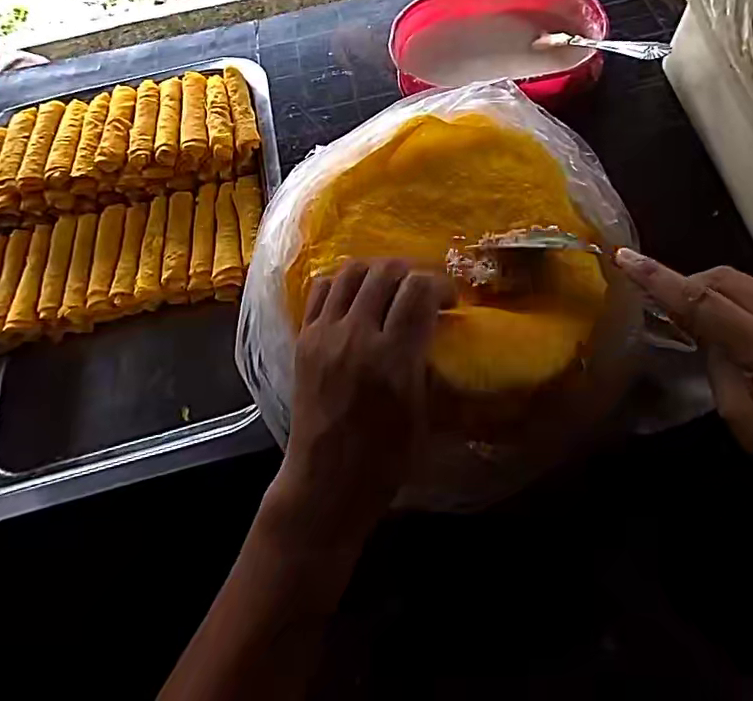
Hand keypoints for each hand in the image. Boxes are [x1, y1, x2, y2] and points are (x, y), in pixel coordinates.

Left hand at [276, 260, 454, 538]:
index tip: (449, 301)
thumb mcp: (425, 416)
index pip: (419, 291)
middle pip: (385, 272)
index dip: (440, 285)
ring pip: (351, 271)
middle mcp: (356, 337)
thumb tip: (445, 331)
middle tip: (422, 290)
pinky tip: (355, 298)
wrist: (326, 481)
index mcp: (393, 360)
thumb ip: (433, 366)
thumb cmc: (385, 461)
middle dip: (412, 272)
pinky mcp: (303, 338)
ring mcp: (324, 334)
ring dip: (377, 271)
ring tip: (390, 286)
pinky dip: (342, 283)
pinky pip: (320, 289)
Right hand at [613, 249, 752, 547]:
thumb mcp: (742, 418)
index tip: (623, 258)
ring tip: (690, 311)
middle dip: (687, 282)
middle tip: (655, 298)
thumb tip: (693, 323)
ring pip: (752, 283)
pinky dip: (742, 302)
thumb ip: (716, 360)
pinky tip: (731, 323)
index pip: (705, 302)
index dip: (659, 279)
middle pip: (729, 280)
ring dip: (714, 291)